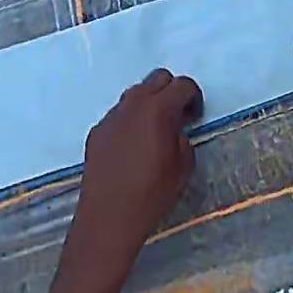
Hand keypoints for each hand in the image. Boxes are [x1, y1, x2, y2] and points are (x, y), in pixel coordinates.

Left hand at [70, 68, 203, 271]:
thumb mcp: (183, 166)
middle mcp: (133, 103)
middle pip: (158, 78)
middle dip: (171, 92)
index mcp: (158, 108)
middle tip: (178, 117)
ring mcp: (112, 114)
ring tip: (154, 132)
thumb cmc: (152, 192)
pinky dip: (130, 122)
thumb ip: (182, 136)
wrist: (109, 215)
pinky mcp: (98, 129)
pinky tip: (131, 148)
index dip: (194, 97)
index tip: (195, 115)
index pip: (183, 84)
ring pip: (135, 94)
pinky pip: (119, 115)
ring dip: (149, 104)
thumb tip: (175, 128)